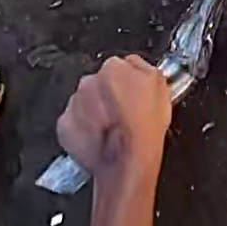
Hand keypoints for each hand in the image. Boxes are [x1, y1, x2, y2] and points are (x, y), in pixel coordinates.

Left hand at [58, 55, 172, 191]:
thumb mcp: (161, 87)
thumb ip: (143, 68)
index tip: (131, 96)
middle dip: (107, 97)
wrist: (128, 161)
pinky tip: (98, 139)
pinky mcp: (65, 125)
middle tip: (122, 115)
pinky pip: (74, 123)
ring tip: (111, 131)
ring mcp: (74, 103)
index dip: (126, 84)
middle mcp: (90, 81)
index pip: (118, 68)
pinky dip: (83, 130)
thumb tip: (136, 65)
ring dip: (95, 113)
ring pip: (85, 103)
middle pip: (99, 85)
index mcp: (113, 68)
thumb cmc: (145, 127)